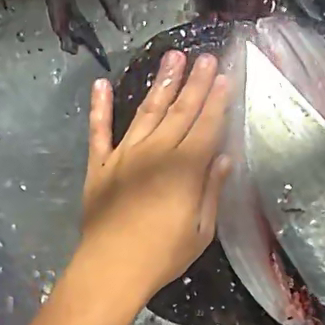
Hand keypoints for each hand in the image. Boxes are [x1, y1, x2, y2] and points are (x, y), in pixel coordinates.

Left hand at [75, 50, 231, 304]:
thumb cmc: (164, 254)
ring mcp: (124, 155)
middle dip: (195, 83)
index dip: (217, 100)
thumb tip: (223, 158)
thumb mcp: (201, 229)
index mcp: (185, 168)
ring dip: (160, 84)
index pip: (206, 125)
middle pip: (180, 111)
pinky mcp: (100, 165)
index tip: (226, 76)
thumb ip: (210, 190)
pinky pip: (99, 130)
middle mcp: (156, 152)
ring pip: (146, 112)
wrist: (112, 268)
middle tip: (205, 56)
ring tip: (172, 58)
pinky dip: (100, 106)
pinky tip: (102, 84)